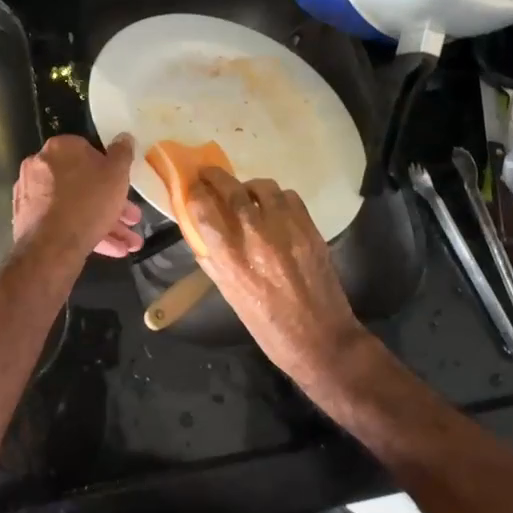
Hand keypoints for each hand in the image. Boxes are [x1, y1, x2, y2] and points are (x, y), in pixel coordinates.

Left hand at [13, 134, 142, 258]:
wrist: (51, 248)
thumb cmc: (88, 202)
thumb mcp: (116, 174)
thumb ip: (122, 153)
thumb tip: (124, 137)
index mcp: (59, 148)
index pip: (88, 151)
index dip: (110, 170)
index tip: (124, 187)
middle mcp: (39, 167)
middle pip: (83, 183)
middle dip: (112, 203)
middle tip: (132, 219)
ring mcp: (31, 196)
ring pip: (75, 206)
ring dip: (105, 223)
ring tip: (130, 244)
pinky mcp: (28, 221)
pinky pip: (62, 222)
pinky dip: (85, 232)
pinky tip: (111, 250)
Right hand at [187, 170, 367, 377]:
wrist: (320, 338)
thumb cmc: (266, 325)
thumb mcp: (229, 294)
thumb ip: (213, 259)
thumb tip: (200, 232)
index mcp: (230, 257)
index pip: (203, 207)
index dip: (194, 192)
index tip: (192, 187)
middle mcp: (255, 236)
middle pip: (231, 189)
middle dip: (216, 177)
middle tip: (209, 174)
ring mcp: (286, 229)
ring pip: (263, 187)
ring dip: (249, 186)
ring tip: (246, 195)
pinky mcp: (309, 228)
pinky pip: (289, 197)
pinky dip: (277, 198)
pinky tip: (274, 210)